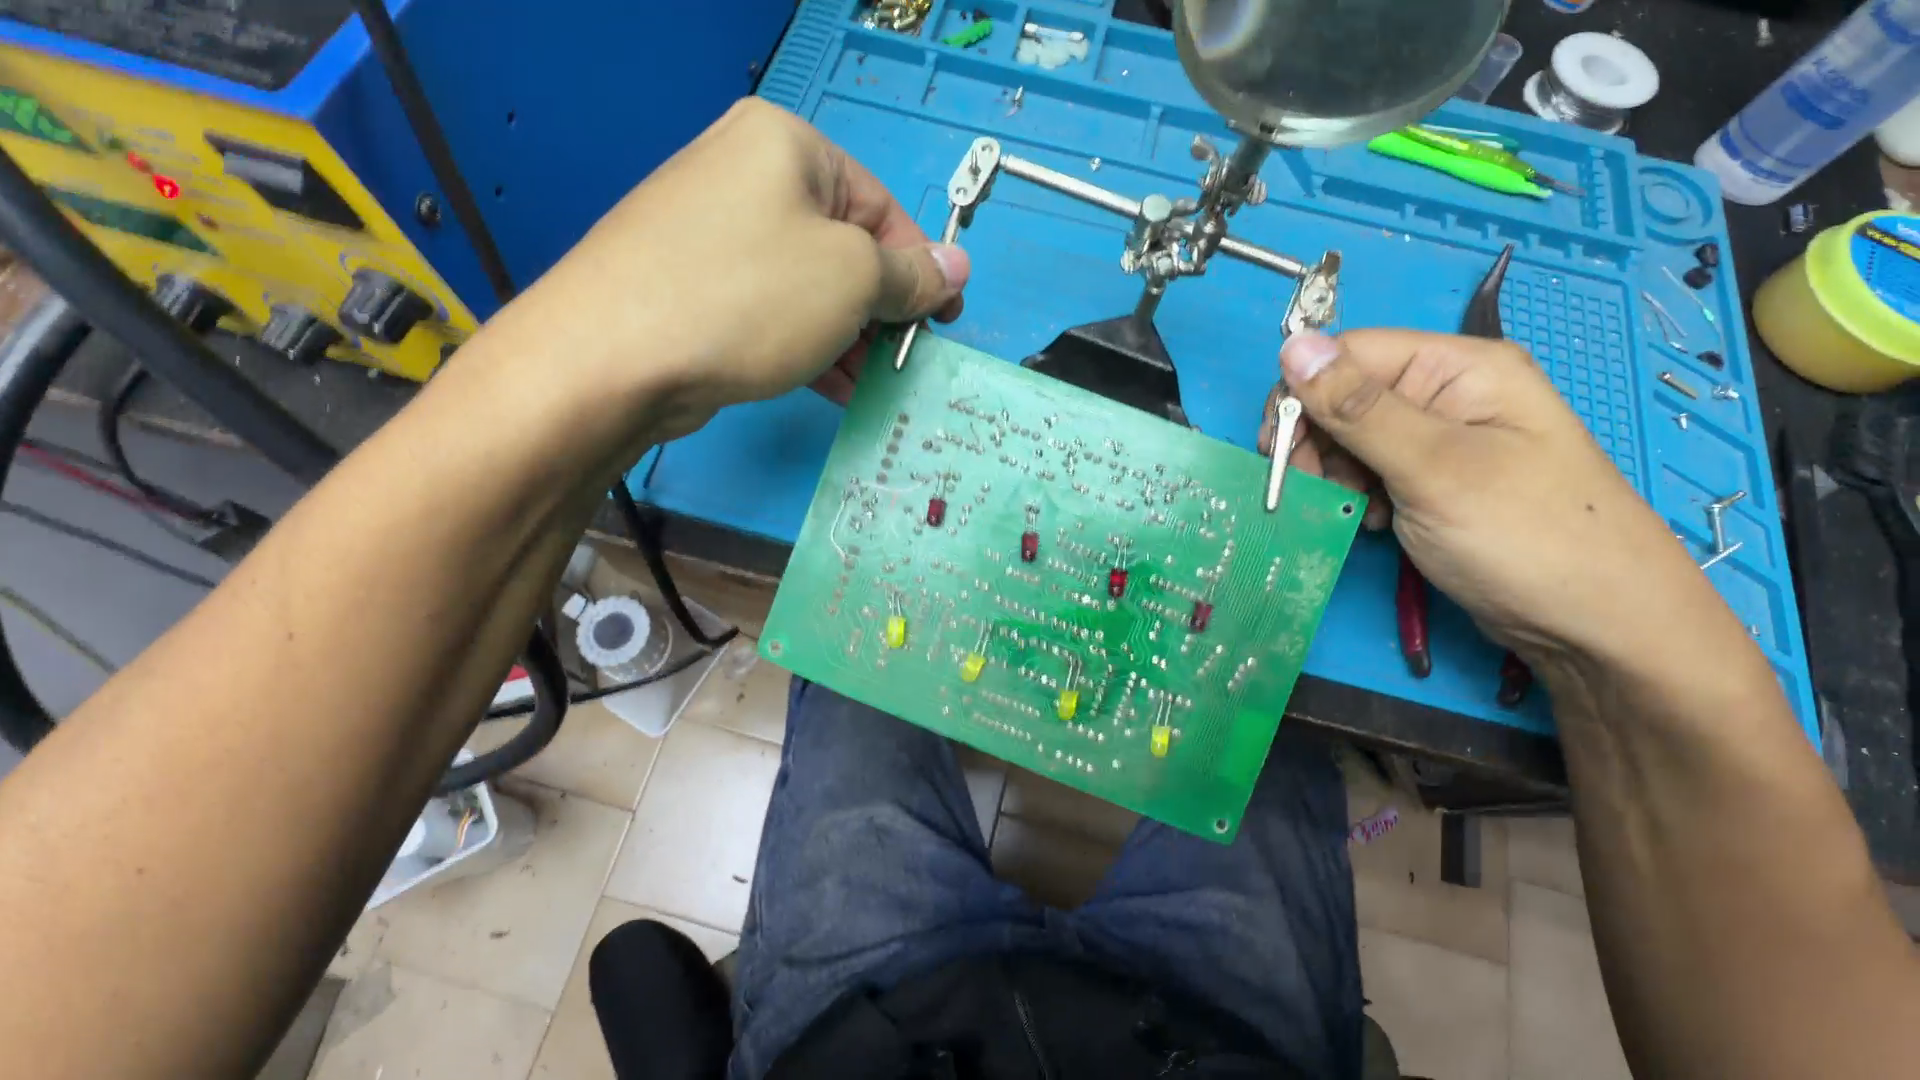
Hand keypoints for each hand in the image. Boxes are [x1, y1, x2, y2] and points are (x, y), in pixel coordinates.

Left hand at [495, 100, 968, 439]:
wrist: (611, 357)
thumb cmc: (749, 297)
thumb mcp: (852, 279)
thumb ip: (911, 275)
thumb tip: (956, 268)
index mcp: (785, 145)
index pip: (880, 204)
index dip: (921, 266)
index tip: (944, 319)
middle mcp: (744, 176)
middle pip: (841, 246)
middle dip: (881, 310)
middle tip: (906, 360)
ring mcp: (709, 234)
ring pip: (806, 286)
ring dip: (848, 338)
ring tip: (873, 386)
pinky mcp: (689, 287)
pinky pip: (768, 310)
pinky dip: (805, 345)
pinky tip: (833, 387)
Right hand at [1259, 329, 1705, 665]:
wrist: (1598, 625)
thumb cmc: (1524, 536)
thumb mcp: (1433, 467)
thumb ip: (1358, 408)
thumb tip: (1293, 345)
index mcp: (1459, 369)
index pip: (1351, 353)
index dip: (1305, 393)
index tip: (1276, 447)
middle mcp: (1450, 396)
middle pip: (1347, 395)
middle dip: (1315, 440)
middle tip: (1305, 487)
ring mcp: (1445, 443)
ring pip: (1354, 439)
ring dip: (1334, 473)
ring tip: (1350, 511)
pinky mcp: (1438, 485)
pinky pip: (1375, 474)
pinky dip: (1358, 497)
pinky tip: (1372, 524)